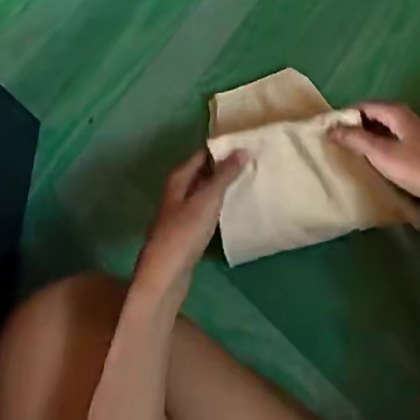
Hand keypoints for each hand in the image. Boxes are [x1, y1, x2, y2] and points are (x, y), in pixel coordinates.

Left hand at [133, 148, 246, 292]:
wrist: (165, 274)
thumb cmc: (184, 231)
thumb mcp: (207, 199)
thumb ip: (225, 175)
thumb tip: (243, 149)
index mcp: (180, 177)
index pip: (203, 154)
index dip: (223, 148)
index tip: (246, 144)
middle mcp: (179, 190)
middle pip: (204, 172)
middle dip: (226, 167)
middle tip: (253, 163)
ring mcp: (182, 211)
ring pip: (206, 191)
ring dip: (224, 187)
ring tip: (250, 182)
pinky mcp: (188, 230)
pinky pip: (207, 209)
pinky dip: (220, 206)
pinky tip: (235, 209)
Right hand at [329, 101, 419, 210]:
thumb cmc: (419, 170)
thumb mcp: (382, 154)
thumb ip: (356, 139)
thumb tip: (331, 127)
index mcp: (396, 111)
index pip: (362, 105)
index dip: (344, 116)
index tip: (327, 130)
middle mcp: (405, 117)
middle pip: (373, 116)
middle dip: (354, 126)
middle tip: (336, 142)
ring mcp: (415, 134)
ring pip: (383, 130)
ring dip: (366, 138)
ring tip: (350, 152)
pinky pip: (392, 142)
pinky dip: (379, 147)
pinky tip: (374, 162)